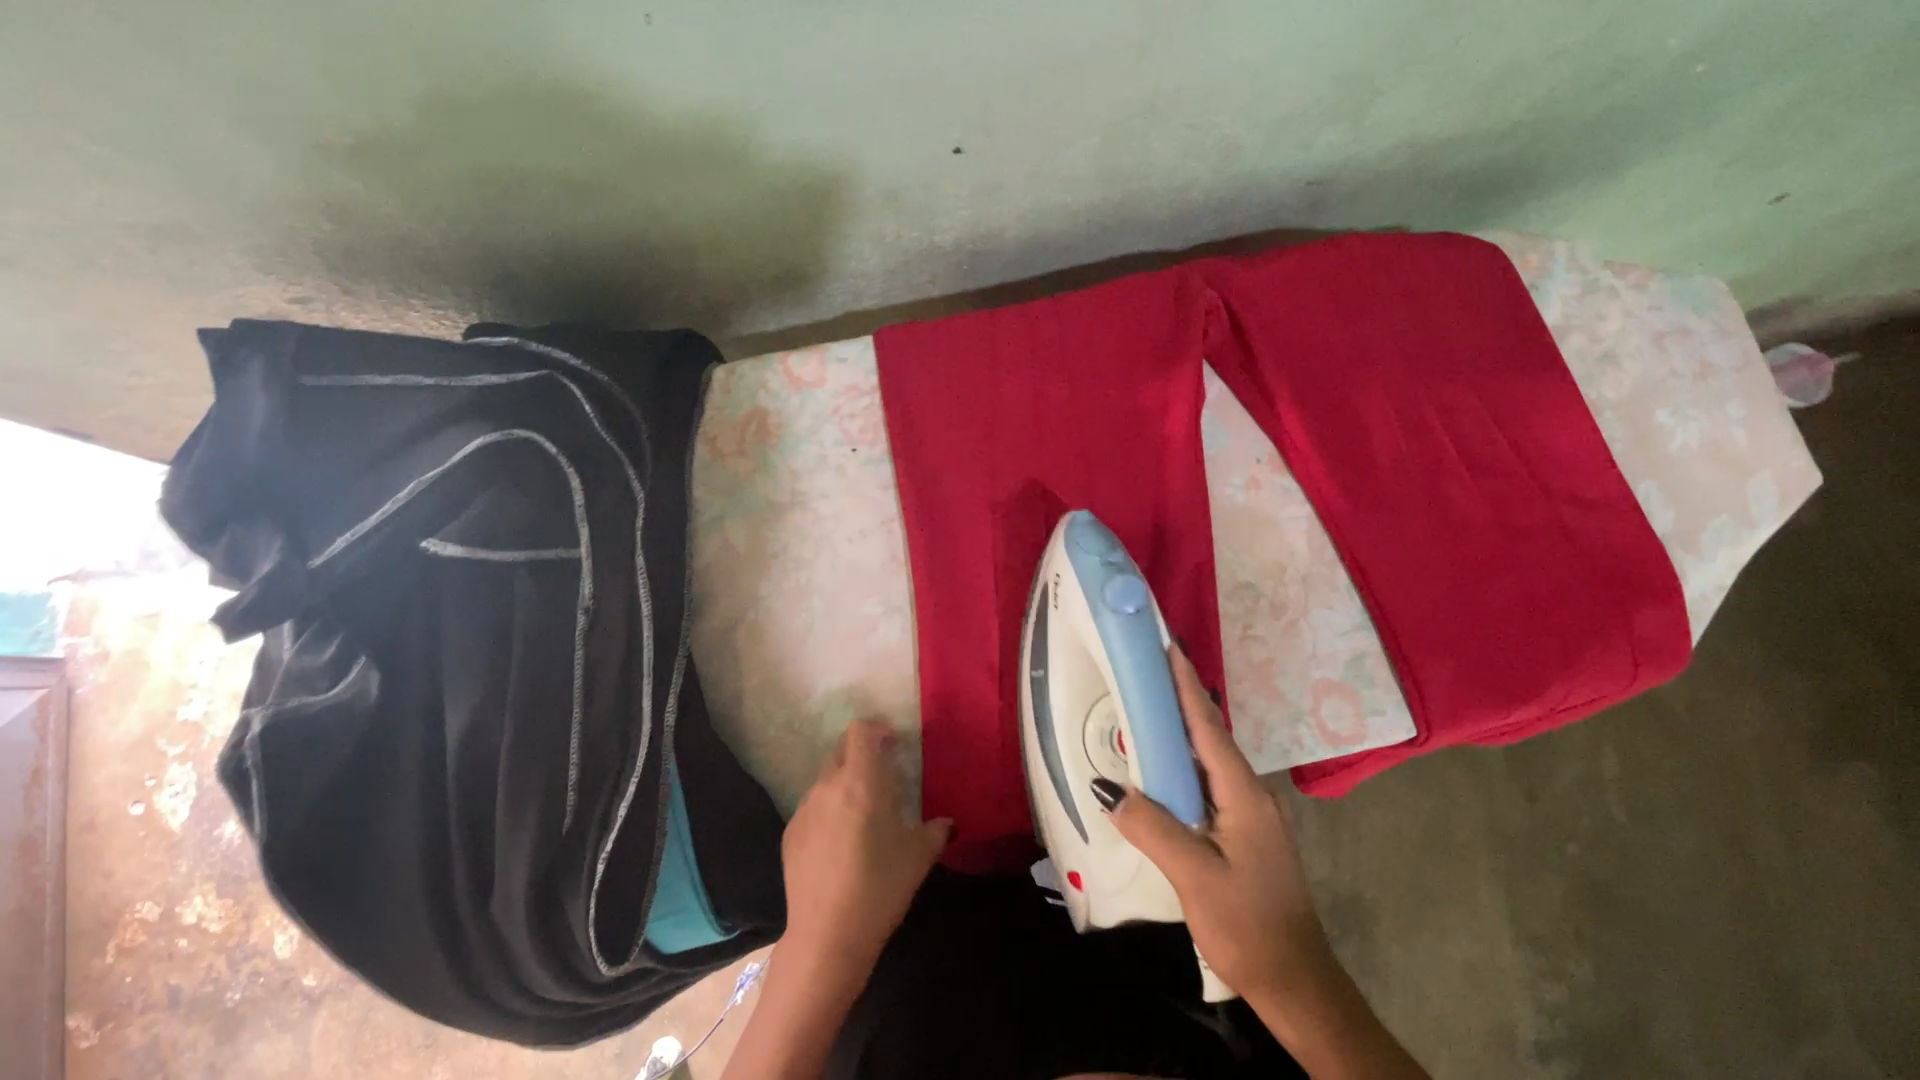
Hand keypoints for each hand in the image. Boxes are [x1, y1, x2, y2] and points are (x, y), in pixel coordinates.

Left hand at [780, 717, 951, 969]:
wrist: (828, 935)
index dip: (877, 729)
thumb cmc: (881, 887)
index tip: (893, 742)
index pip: (861, 731)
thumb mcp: (919, 857)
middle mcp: (827, 787)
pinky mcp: (790, 834)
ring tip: (864, 814)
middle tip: (884, 775)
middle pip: (841, 751)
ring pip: (825, 780)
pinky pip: (812, 808)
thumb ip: (936, 831)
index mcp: (861, 781)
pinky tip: (841, 844)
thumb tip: (948, 824)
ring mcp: (804, 810)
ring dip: (845, 783)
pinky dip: (829, 811)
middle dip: (862, 754)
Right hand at [1100, 645, 1333, 1003]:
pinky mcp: (1247, 836)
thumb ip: (1152, 827)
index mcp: (1244, 795)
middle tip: (1144, 672)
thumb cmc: (1247, 925)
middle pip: (1210, 739)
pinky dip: (1184, 772)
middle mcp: (1253, 795)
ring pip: (1210, 765)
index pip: (1208, 728)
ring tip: (1146, 712)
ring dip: (1180, 737)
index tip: (1168, 645)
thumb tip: (1109, 787)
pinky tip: (1164, 774)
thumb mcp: (1194, 876)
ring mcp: (1253, 816)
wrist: (1295, 980)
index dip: (1186, 686)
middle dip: (1178, 703)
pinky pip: (1210, 789)